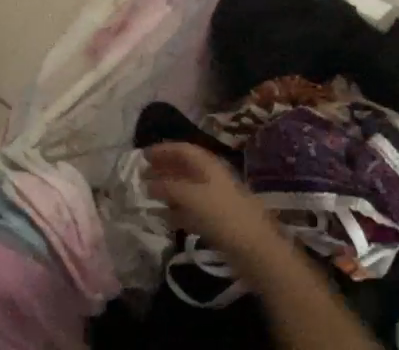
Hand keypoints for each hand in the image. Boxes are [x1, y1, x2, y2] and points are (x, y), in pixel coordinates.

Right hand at [147, 142, 278, 257]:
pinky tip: (165, 217)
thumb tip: (147, 183)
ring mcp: (216, 200)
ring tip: (149, 195)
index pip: (183, 149)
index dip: (163, 150)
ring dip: (168, 190)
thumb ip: (167, 187)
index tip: (143, 155)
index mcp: (209, 165)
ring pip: (188, 189)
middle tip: (142, 174)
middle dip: (164, 169)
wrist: (255, 249)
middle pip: (185, 168)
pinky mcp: (217, 221)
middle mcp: (212, 178)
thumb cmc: (222, 215)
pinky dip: (177, 211)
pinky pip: (192, 210)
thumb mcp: (191, 197)